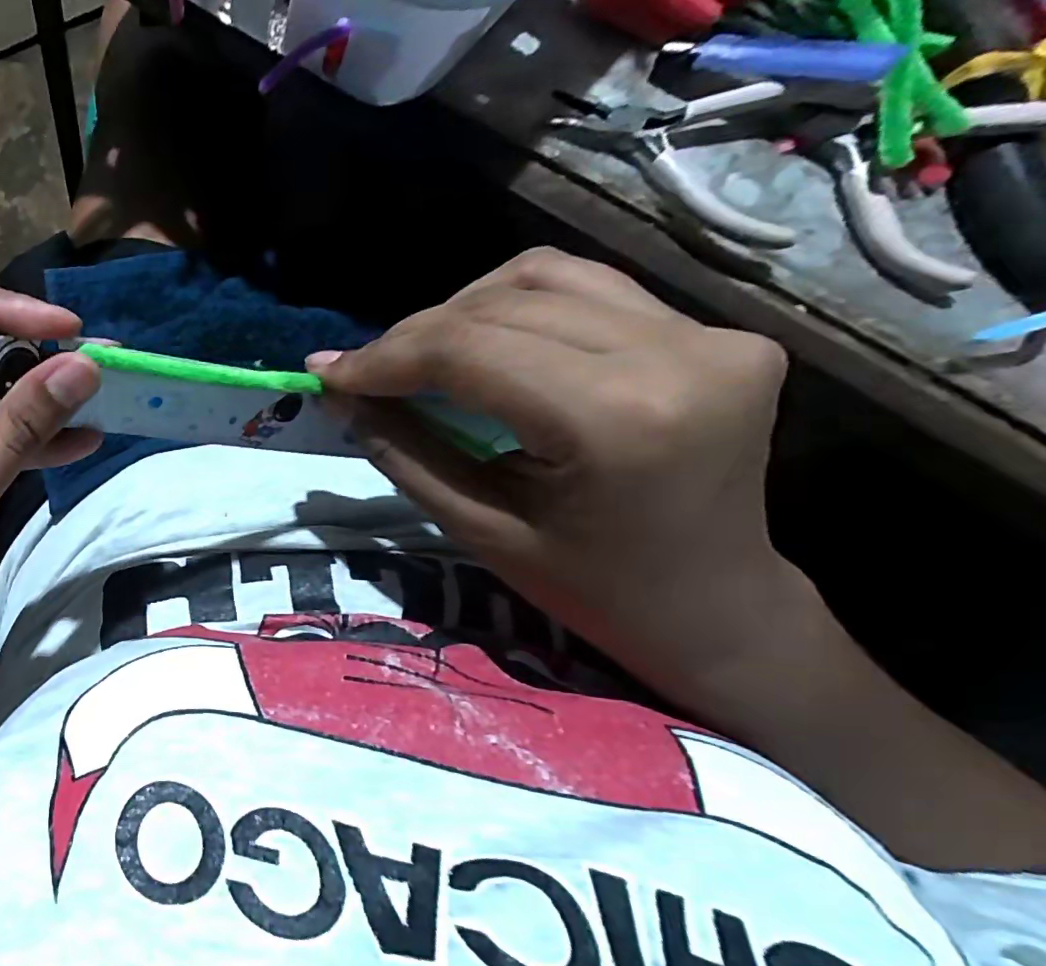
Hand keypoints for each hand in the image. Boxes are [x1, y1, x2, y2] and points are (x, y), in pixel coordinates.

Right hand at [310, 248, 800, 696]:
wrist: (709, 605)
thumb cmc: (585, 588)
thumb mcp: (478, 527)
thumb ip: (403, 450)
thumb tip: (335, 390)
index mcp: (615, 420)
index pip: (472, 351)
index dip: (386, 357)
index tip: (329, 373)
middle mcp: (676, 355)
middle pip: (503, 306)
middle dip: (415, 336)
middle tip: (363, 373)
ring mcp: (708, 334)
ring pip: (545, 280)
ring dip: (462, 311)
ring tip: (420, 358)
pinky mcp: (716, 331)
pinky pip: (590, 292)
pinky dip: (519, 309)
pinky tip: (488, 345)